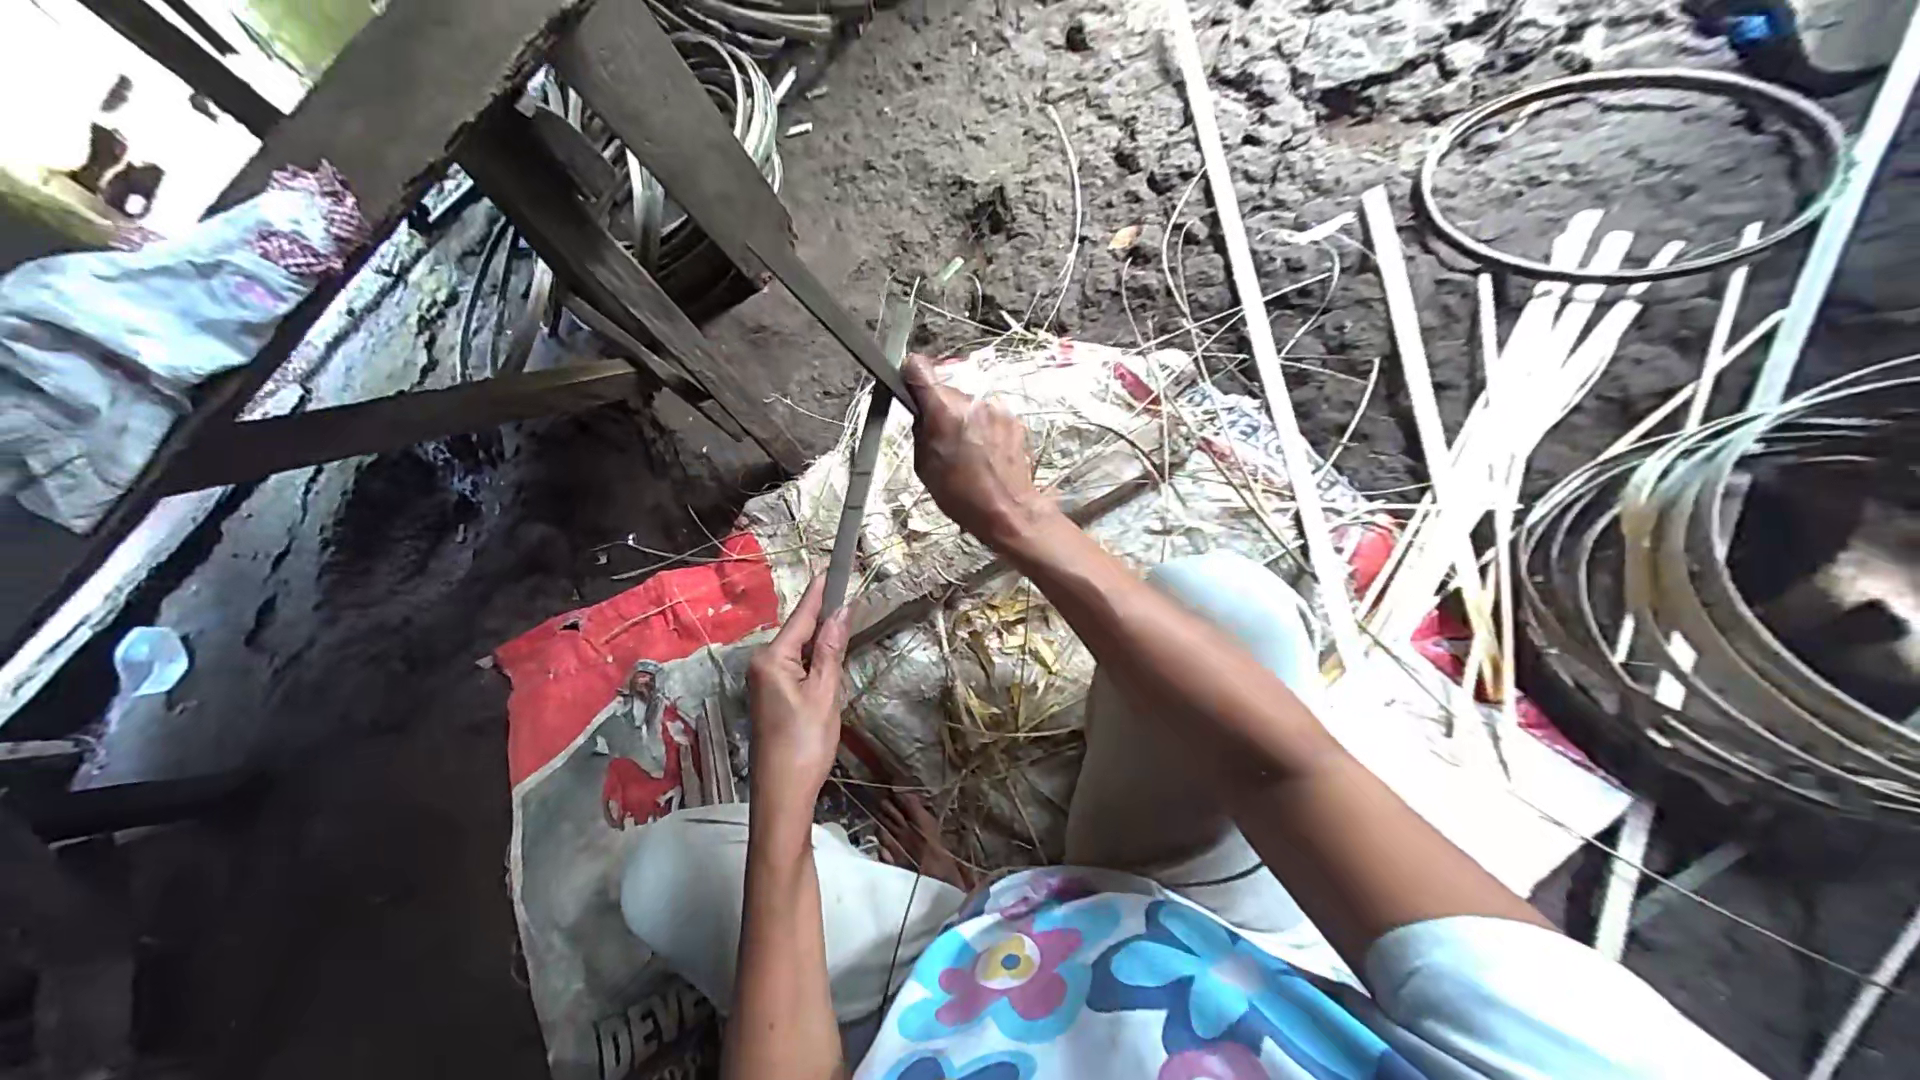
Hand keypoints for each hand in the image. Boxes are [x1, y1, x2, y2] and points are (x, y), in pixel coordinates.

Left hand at [746, 577, 849, 811]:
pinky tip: (830, 662)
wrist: (782, 794)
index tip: (830, 568)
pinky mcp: (770, 697)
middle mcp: (761, 664)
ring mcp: (763, 682)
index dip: (819, 593)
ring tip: (845, 629)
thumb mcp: (825, 693)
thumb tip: (840, 612)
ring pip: (798, 651)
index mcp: (772, 659)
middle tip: (849, 601)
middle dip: (823, 620)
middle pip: (799, 632)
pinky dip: (814, 661)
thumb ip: (831, 650)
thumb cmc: (805, 742)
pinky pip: (795, 667)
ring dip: (821, 643)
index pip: (801, 616)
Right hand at [902, 353, 1052, 549]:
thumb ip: (921, 431)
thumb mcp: (924, 466)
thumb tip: (921, 413)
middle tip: (942, 438)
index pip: (919, 369)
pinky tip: (985, 453)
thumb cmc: (962, 495)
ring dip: (965, 420)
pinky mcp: (1013, 419)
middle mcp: (971, 402)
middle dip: (941, 410)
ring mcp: (996, 408)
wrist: (1007, 510)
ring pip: (970, 405)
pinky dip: (984, 429)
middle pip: (947, 392)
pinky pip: (989, 416)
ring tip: (968, 451)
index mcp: (943, 410)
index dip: (911, 376)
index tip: (910, 385)